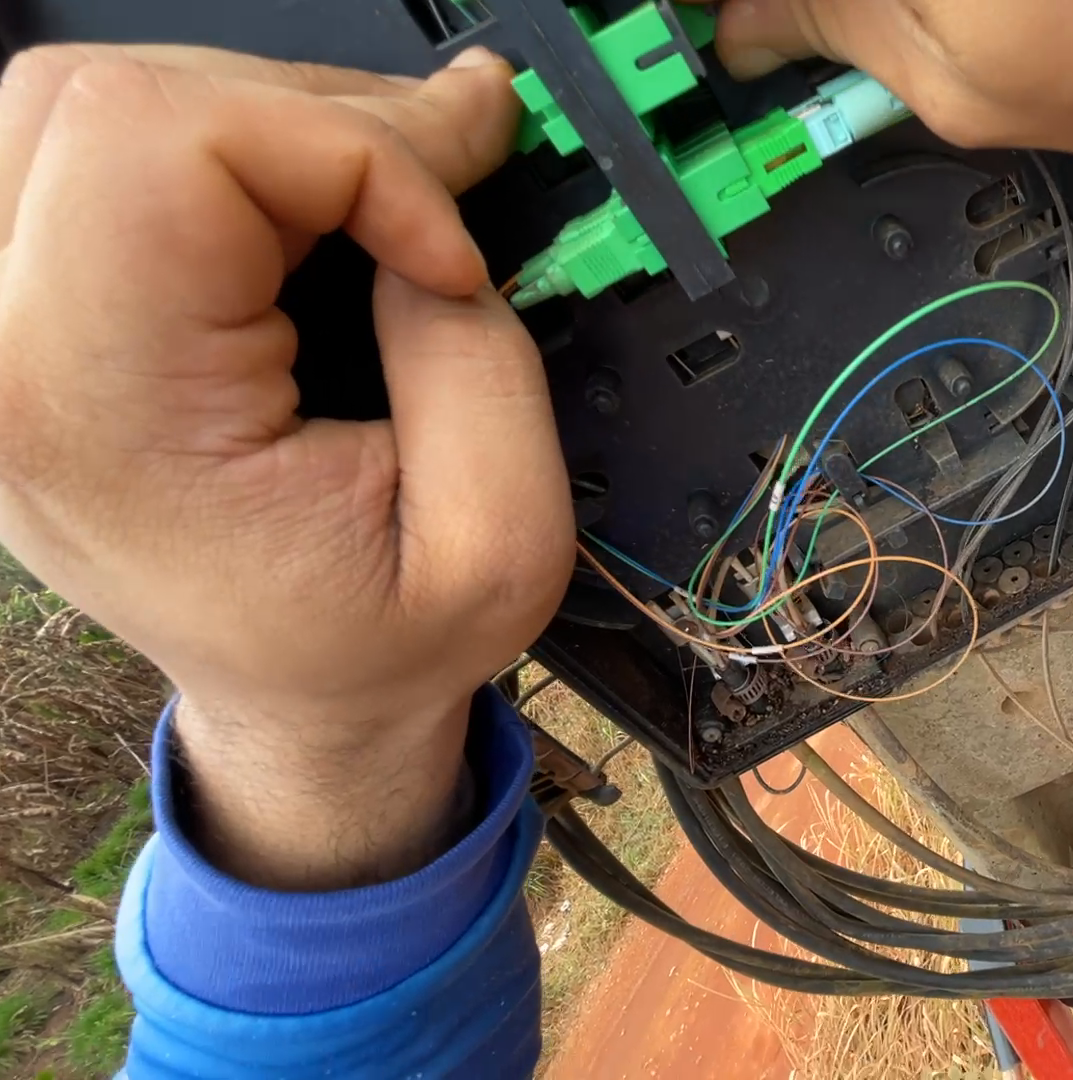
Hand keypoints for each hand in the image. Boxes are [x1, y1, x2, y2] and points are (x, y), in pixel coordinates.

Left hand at [0, 46, 573, 887]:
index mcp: (108, 415)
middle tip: (472, 143)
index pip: (172, 149)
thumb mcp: (507, 538)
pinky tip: (346, 192)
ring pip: (106, 110)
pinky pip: (115, 169)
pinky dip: (252, 155)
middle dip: (336, 116)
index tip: (464, 261)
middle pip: (121, 100)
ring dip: (293, 122)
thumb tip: (433, 244)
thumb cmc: (403, 640)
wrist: (317, 695)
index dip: (359, 164)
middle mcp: (3, 356)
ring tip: (422, 167)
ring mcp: (4, 337)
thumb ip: (480, 369)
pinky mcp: (49, 328)